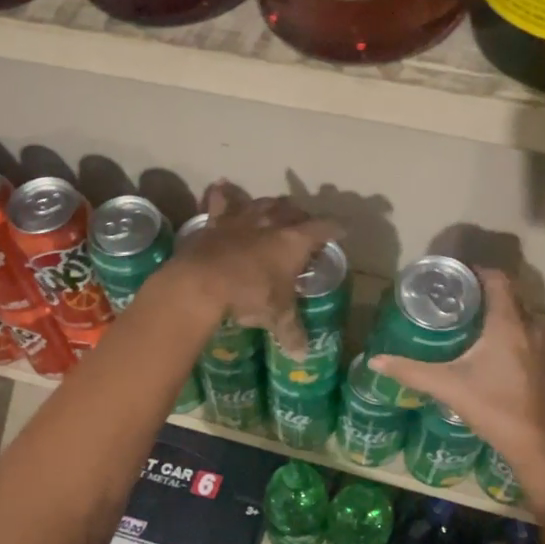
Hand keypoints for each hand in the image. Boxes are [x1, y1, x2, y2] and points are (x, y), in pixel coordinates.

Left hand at [170, 182, 341, 355]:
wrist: (202, 282)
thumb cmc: (250, 295)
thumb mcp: (276, 316)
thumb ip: (291, 332)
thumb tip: (303, 355)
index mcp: (294, 241)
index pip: (324, 228)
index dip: (335, 229)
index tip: (342, 230)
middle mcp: (271, 222)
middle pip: (293, 210)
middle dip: (302, 216)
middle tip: (304, 225)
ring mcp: (242, 218)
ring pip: (263, 202)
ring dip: (271, 206)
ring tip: (274, 211)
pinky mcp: (215, 222)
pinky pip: (221, 201)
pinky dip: (224, 195)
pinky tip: (222, 188)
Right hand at [370, 270, 544, 491]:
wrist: (534, 442)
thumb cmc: (493, 407)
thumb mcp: (447, 387)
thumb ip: (411, 371)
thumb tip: (375, 362)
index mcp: (508, 324)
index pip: (498, 280)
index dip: (476, 272)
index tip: (453, 275)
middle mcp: (530, 328)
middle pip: (509, 295)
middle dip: (484, 291)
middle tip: (454, 296)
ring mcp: (541, 346)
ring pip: (519, 315)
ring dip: (497, 311)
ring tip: (466, 318)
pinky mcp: (543, 363)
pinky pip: (524, 333)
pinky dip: (507, 330)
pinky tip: (485, 347)